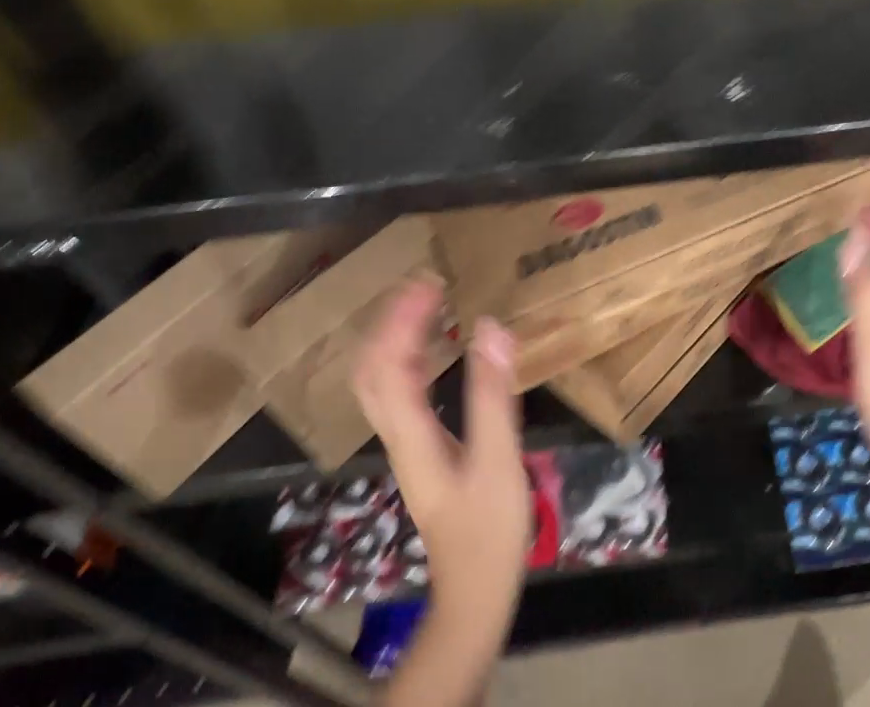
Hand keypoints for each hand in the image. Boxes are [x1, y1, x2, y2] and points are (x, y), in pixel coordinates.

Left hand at [353, 279, 530, 628]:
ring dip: (395, 338)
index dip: (402, 319)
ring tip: (425, 305)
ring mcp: (405, 445)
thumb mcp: (498, 460)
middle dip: (389, 322)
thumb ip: (492, 395)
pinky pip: (400, 393)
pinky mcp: (420, 451)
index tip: (429, 281)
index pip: (390, 364)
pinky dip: (409, 360)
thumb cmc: (489, 529)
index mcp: (412, 434)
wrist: (474, 588)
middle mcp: (397, 436)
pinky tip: (435, 351)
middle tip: (423, 285)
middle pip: (371, 369)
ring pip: (380, 381)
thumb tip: (490, 328)